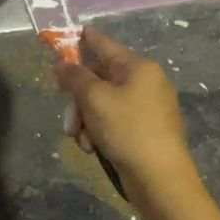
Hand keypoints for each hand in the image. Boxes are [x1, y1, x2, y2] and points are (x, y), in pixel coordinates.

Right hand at [57, 27, 193, 186]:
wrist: (161, 180)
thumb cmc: (128, 129)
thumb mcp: (94, 98)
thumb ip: (74, 76)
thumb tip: (61, 64)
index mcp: (138, 67)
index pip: (103, 43)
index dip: (79, 39)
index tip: (59, 38)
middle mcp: (145, 82)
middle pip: (98, 77)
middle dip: (78, 99)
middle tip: (68, 118)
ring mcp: (147, 107)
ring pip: (102, 102)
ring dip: (85, 119)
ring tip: (80, 139)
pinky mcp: (145, 130)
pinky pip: (113, 120)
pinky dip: (98, 130)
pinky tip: (92, 148)